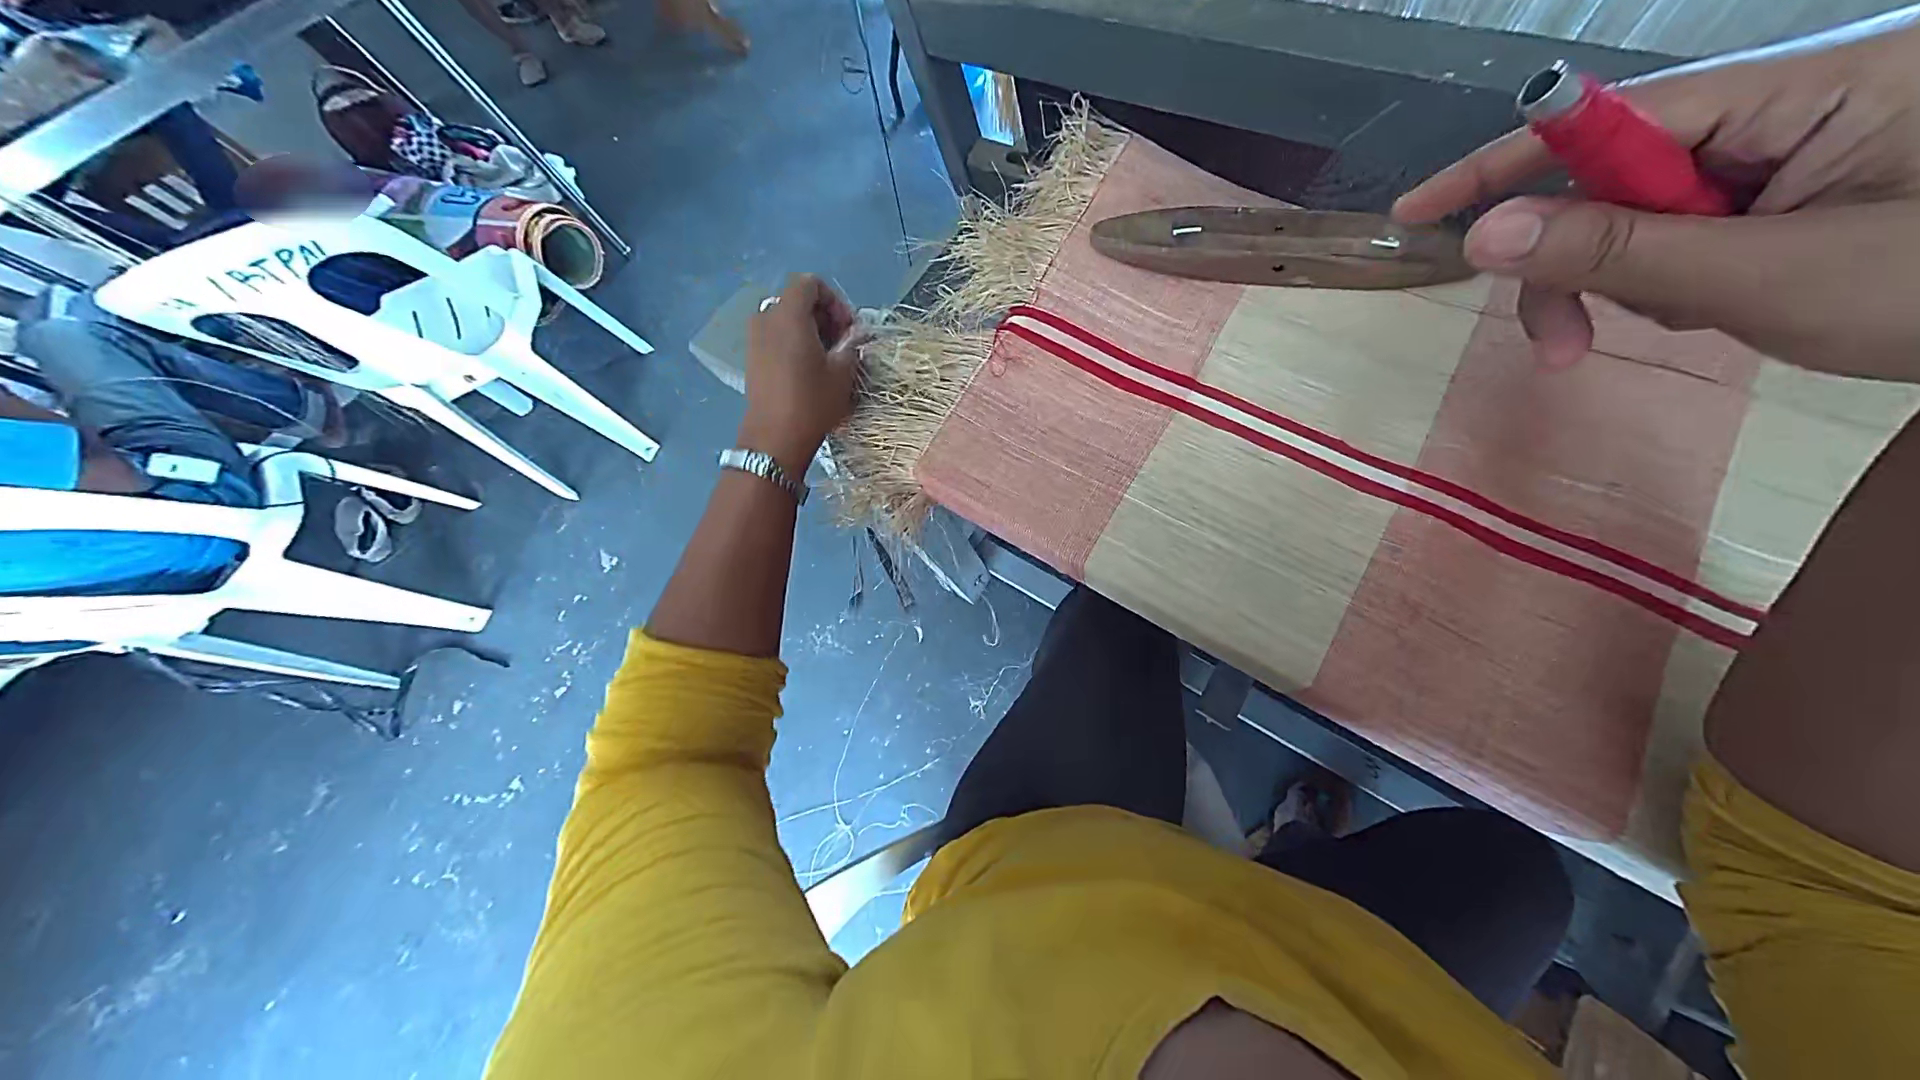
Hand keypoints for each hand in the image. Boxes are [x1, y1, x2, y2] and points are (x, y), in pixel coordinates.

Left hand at [739, 273, 859, 472]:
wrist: (775, 437)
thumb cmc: (812, 401)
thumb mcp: (843, 372)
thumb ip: (852, 344)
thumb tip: (857, 334)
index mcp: (788, 315)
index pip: (810, 283)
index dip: (835, 300)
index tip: (848, 328)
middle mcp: (766, 318)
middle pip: (797, 300)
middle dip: (824, 315)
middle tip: (843, 343)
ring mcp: (755, 338)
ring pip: (787, 319)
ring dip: (810, 330)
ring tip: (828, 358)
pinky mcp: (752, 357)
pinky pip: (776, 336)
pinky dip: (795, 342)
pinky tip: (810, 369)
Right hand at [1393, 9, 1919, 378]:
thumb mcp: (1770, 278)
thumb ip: (1617, 253)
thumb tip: (1487, 237)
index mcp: (1812, 85)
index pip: (1611, 120)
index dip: (1500, 166)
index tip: (1415, 212)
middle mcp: (1795, 101)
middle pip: (1617, 179)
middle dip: (1576, 266)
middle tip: (1562, 350)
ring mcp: (1798, 144)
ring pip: (1643, 215)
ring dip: (1623, 283)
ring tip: (1680, 326)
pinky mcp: (1799, 183)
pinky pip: (1686, 228)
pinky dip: (1669, 279)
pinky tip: (1710, 305)